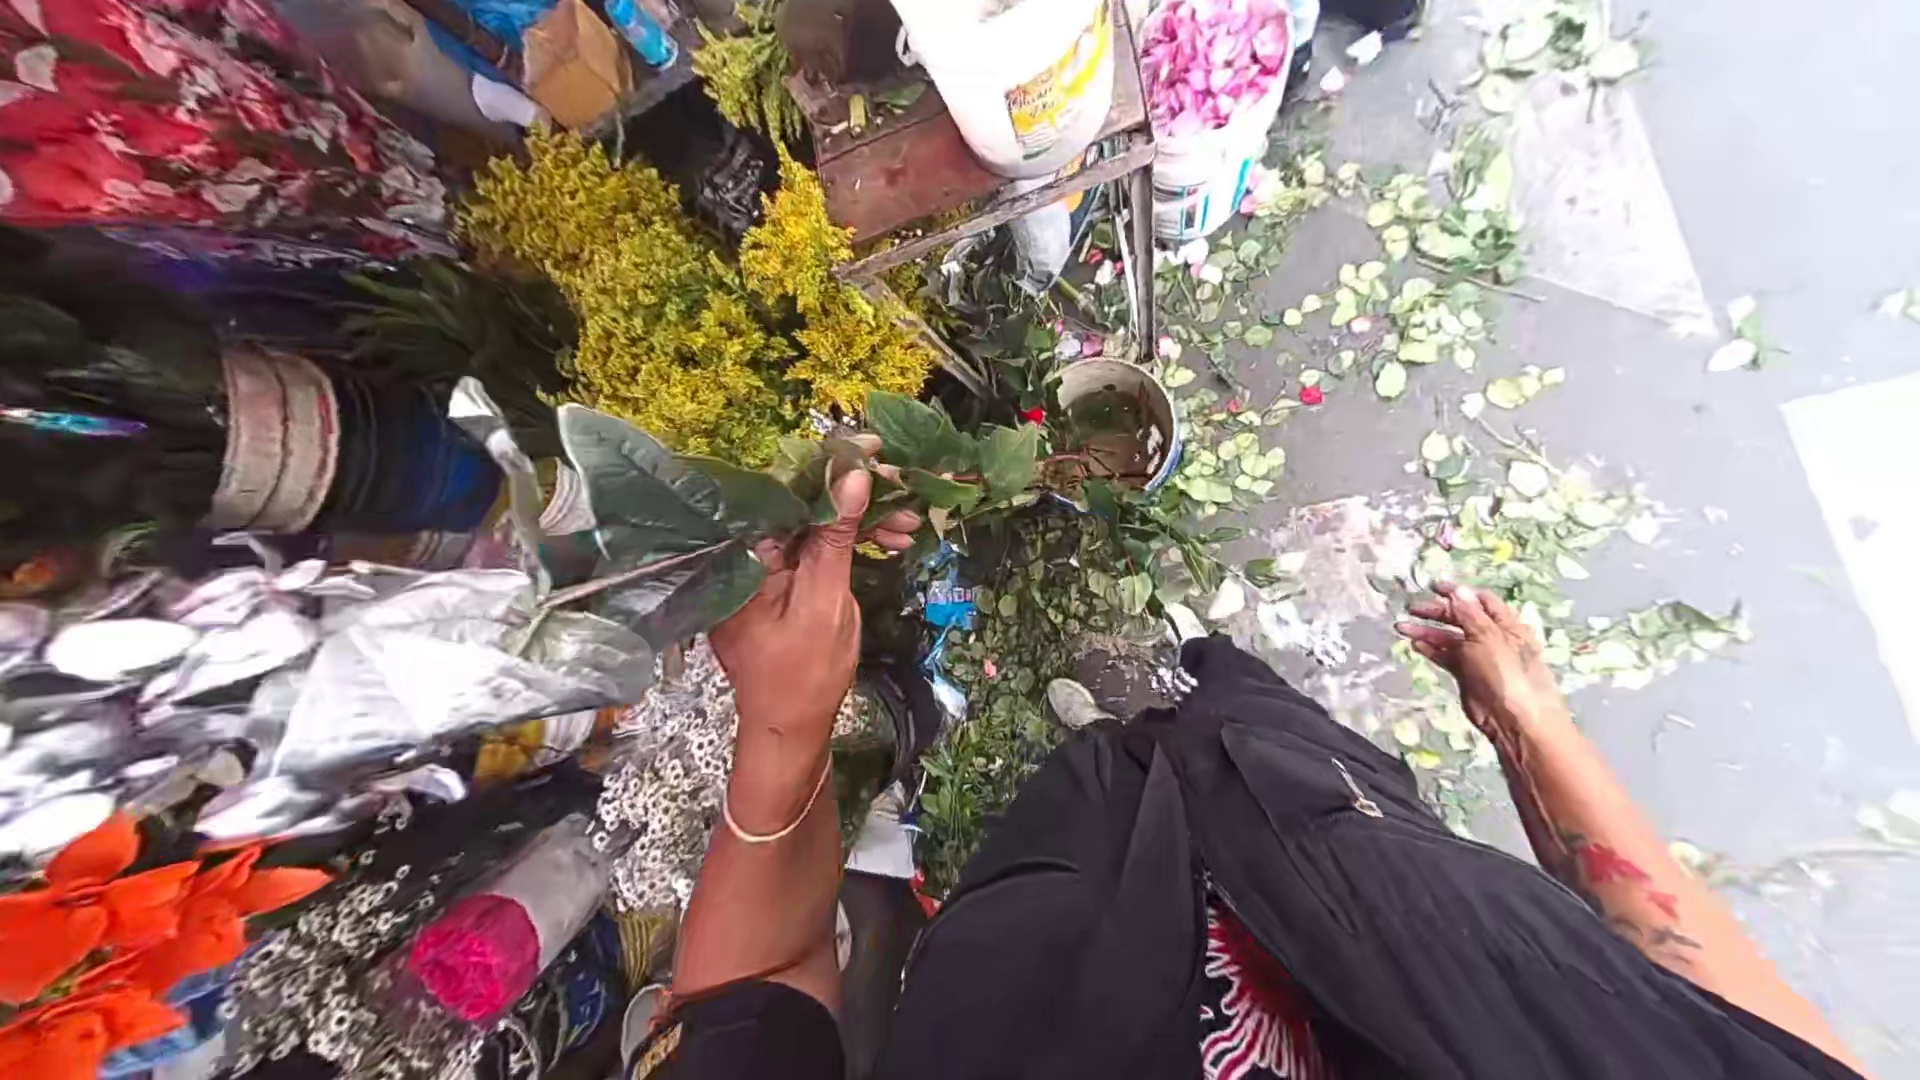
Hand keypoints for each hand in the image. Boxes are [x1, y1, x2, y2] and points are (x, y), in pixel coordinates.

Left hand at [709, 438, 918, 782]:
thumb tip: (851, 476)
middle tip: (903, 489)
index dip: (832, 467)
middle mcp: (744, 554)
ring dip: (862, 522)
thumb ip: (834, 538)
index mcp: (742, 555)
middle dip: (856, 497)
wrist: (791, 728)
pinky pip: (817, 549)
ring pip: (815, 526)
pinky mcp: (782, 580)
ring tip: (908, 525)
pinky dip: (851, 545)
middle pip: (802, 506)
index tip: (874, 450)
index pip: (785, 492)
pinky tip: (889, 541)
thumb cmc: (804, 675)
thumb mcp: (825, 602)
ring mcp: (764, 568)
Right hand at [1396, 582, 1567, 740]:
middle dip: (1436, 611)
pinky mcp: (1466, 673)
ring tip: (1402, 628)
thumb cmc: (1508, 674)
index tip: (1433, 587)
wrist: (1516, 720)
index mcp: (1507, 626)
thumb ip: (1470, 614)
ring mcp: (1479, 656)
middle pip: (1461, 617)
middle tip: (1412, 609)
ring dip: (1426, 630)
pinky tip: (1415, 645)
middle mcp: (1493, 638)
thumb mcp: (1488, 638)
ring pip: (1449, 637)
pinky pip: (1445, 656)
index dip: (1459, 592)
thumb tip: (1458, 590)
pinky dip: (1430, 649)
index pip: (1481, 601)